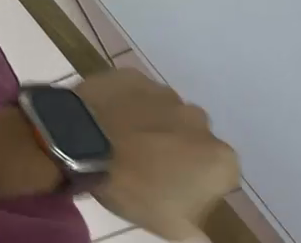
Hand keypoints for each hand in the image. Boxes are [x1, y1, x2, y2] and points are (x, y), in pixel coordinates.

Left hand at [75, 70, 239, 240]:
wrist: (80, 142)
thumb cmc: (134, 188)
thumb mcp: (175, 228)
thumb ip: (200, 236)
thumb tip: (205, 239)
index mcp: (220, 159)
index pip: (217, 175)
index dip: (194, 183)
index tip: (171, 189)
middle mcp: (199, 119)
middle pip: (192, 138)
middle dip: (176, 149)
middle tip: (146, 163)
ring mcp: (163, 91)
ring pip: (164, 112)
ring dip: (152, 123)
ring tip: (124, 138)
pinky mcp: (130, 74)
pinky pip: (135, 91)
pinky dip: (127, 102)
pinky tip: (110, 115)